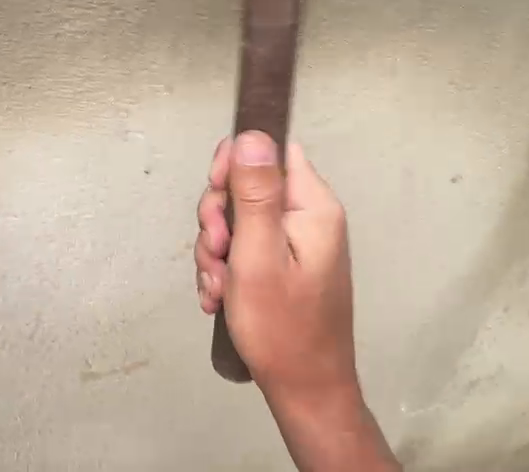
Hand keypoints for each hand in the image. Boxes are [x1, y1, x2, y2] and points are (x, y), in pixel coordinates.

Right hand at [195, 132, 358, 400]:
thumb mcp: (258, 254)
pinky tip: (220, 297)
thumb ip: (254, 193)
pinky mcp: (283, 264)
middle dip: (217, 218)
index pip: (269, 150)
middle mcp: (307, 217)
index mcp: (312, 206)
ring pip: (236, 219)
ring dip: (215, 249)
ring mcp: (295, 242)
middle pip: (245, 185)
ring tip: (217, 286)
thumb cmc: (282, 327)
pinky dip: (224, 268)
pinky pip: (242, 246)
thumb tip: (252, 134)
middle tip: (217, 253)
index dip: (234, 164)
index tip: (217, 194)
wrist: (304, 395)